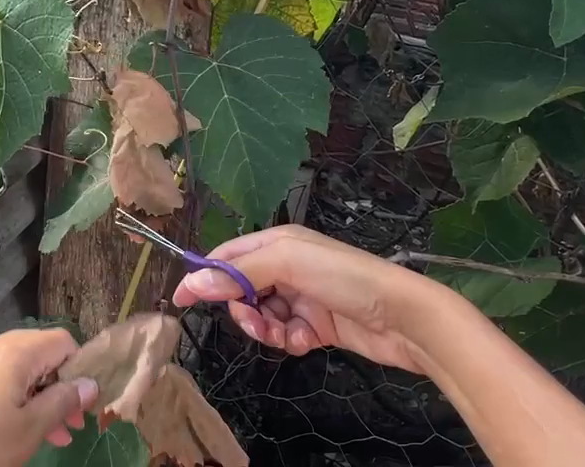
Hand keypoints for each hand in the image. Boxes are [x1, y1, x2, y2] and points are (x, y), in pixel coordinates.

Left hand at [0, 329, 99, 466]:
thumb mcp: (28, 431)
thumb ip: (62, 403)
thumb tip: (90, 383)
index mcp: (15, 350)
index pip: (63, 341)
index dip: (81, 370)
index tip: (87, 406)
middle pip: (41, 353)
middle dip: (60, 387)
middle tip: (73, 428)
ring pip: (18, 369)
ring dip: (39, 397)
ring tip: (52, 437)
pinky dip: (14, 399)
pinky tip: (15, 431)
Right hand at [173, 225, 457, 375]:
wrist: (403, 317)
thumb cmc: (342, 277)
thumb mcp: (286, 263)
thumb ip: (239, 273)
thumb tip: (193, 284)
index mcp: (276, 242)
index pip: (228, 256)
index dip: (204, 276)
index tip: (181, 300)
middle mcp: (285, 266)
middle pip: (241, 289)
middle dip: (240, 308)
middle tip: (253, 321)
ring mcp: (301, 297)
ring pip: (261, 315)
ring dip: (264, 328)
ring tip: (283, 336)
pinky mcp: (316, 326)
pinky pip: (285, 334)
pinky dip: (289, 340)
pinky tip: (305, 341)